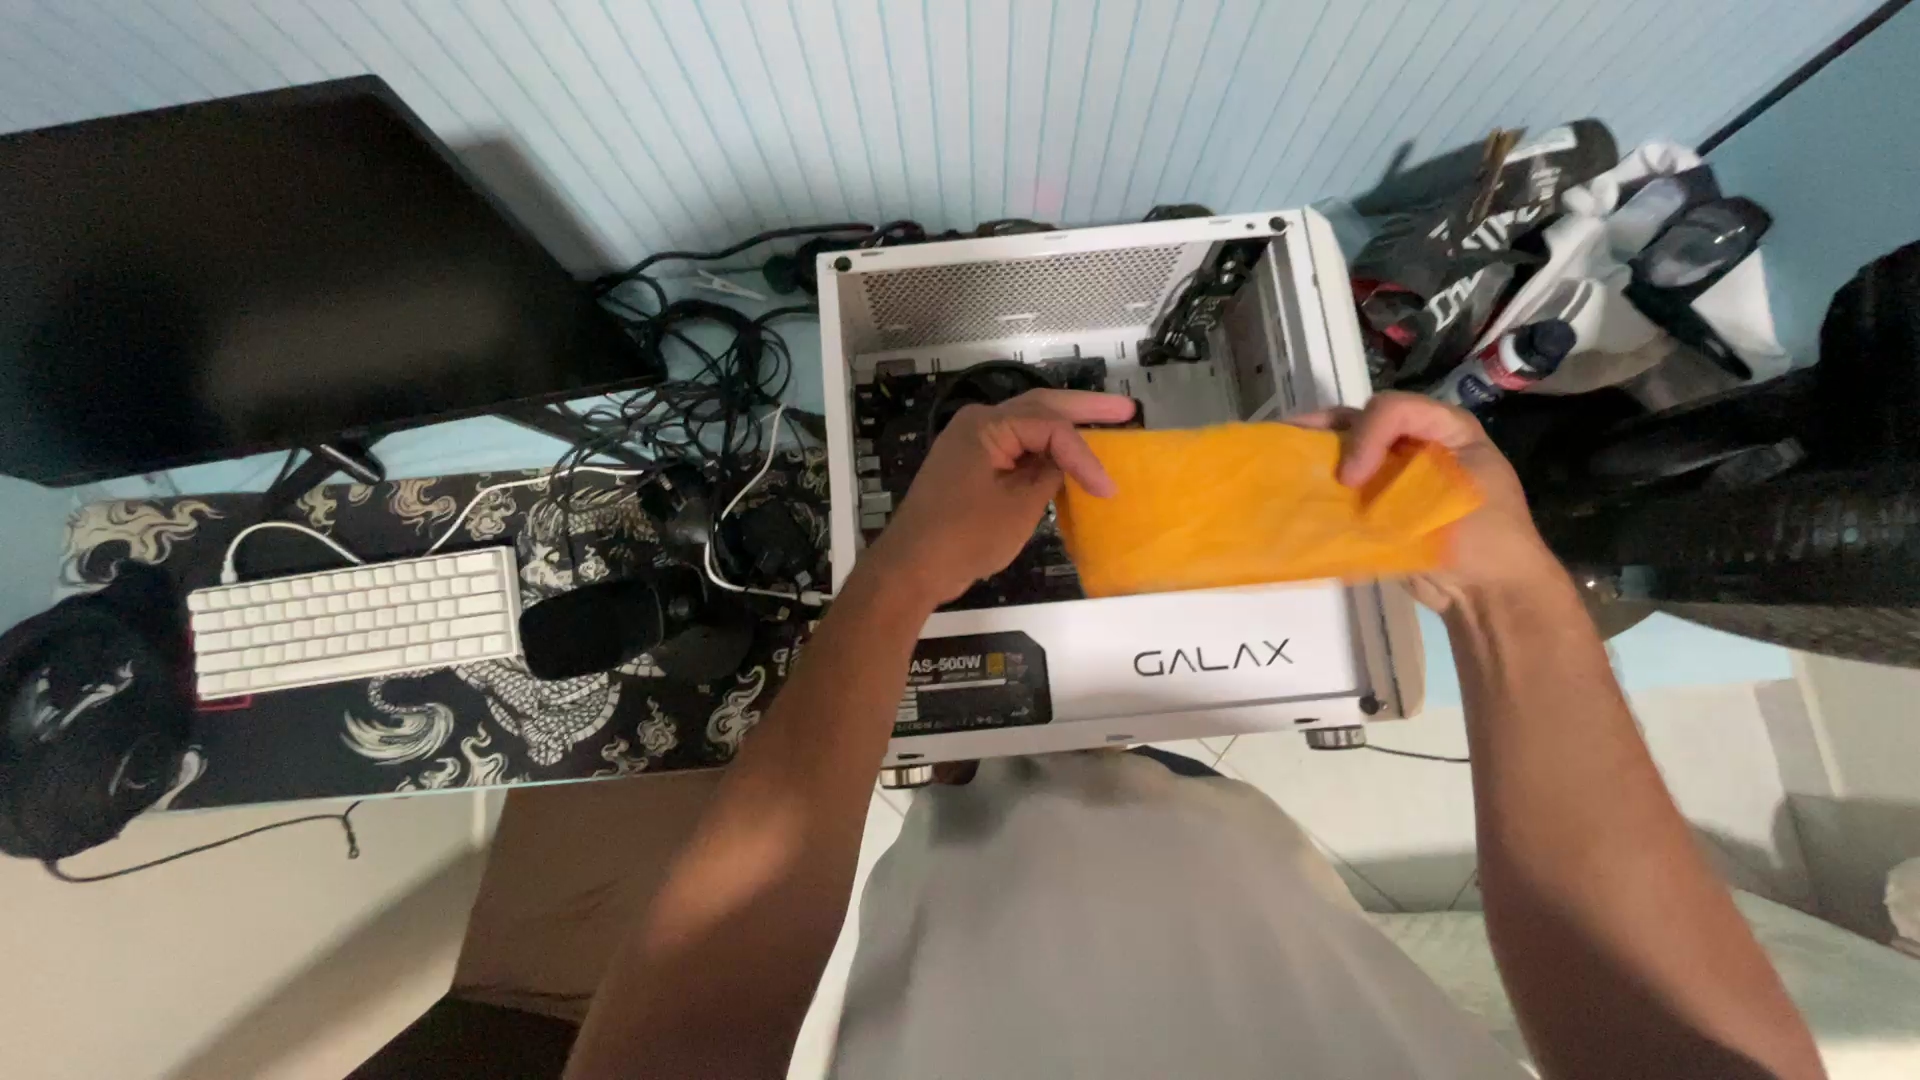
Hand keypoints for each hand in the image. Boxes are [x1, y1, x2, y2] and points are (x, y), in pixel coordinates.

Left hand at [863, 389, 1136, 604]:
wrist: (912, 567)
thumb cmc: (964, 537)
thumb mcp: (1019, 507)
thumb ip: (1048, 476)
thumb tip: (1060, 464)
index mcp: (987, 425)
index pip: (1051, 427)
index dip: (1084, 455)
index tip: (1107, 489)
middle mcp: (977, 424)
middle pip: (1040, 407)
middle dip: (1084, 408)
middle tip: (1125, 411)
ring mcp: (970, 444)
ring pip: (1026, 426)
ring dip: (1063, 428)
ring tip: (1104, 424)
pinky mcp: (969, 466)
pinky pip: (1012, 448)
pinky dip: (1041, 452)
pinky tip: (1064, 458)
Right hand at [1294, 392, 1561, 613]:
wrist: (1487, 589)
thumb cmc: (1483, 538)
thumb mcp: (1451, 495)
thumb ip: (1397, 479)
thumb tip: (1340, 483)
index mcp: (1446, 429)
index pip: (1393, 411)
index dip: (1366, 436)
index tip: (1351, 479)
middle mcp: (1418, 441)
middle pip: (1364, 420)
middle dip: (1324, 427)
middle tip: (1285, 438)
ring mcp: (1397, 470)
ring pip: (1350, 445)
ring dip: (1317, 450)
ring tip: (1282, 455)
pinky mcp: (1380, 498)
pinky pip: (1345, 480)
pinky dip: (1320, 479)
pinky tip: (1294, 484)